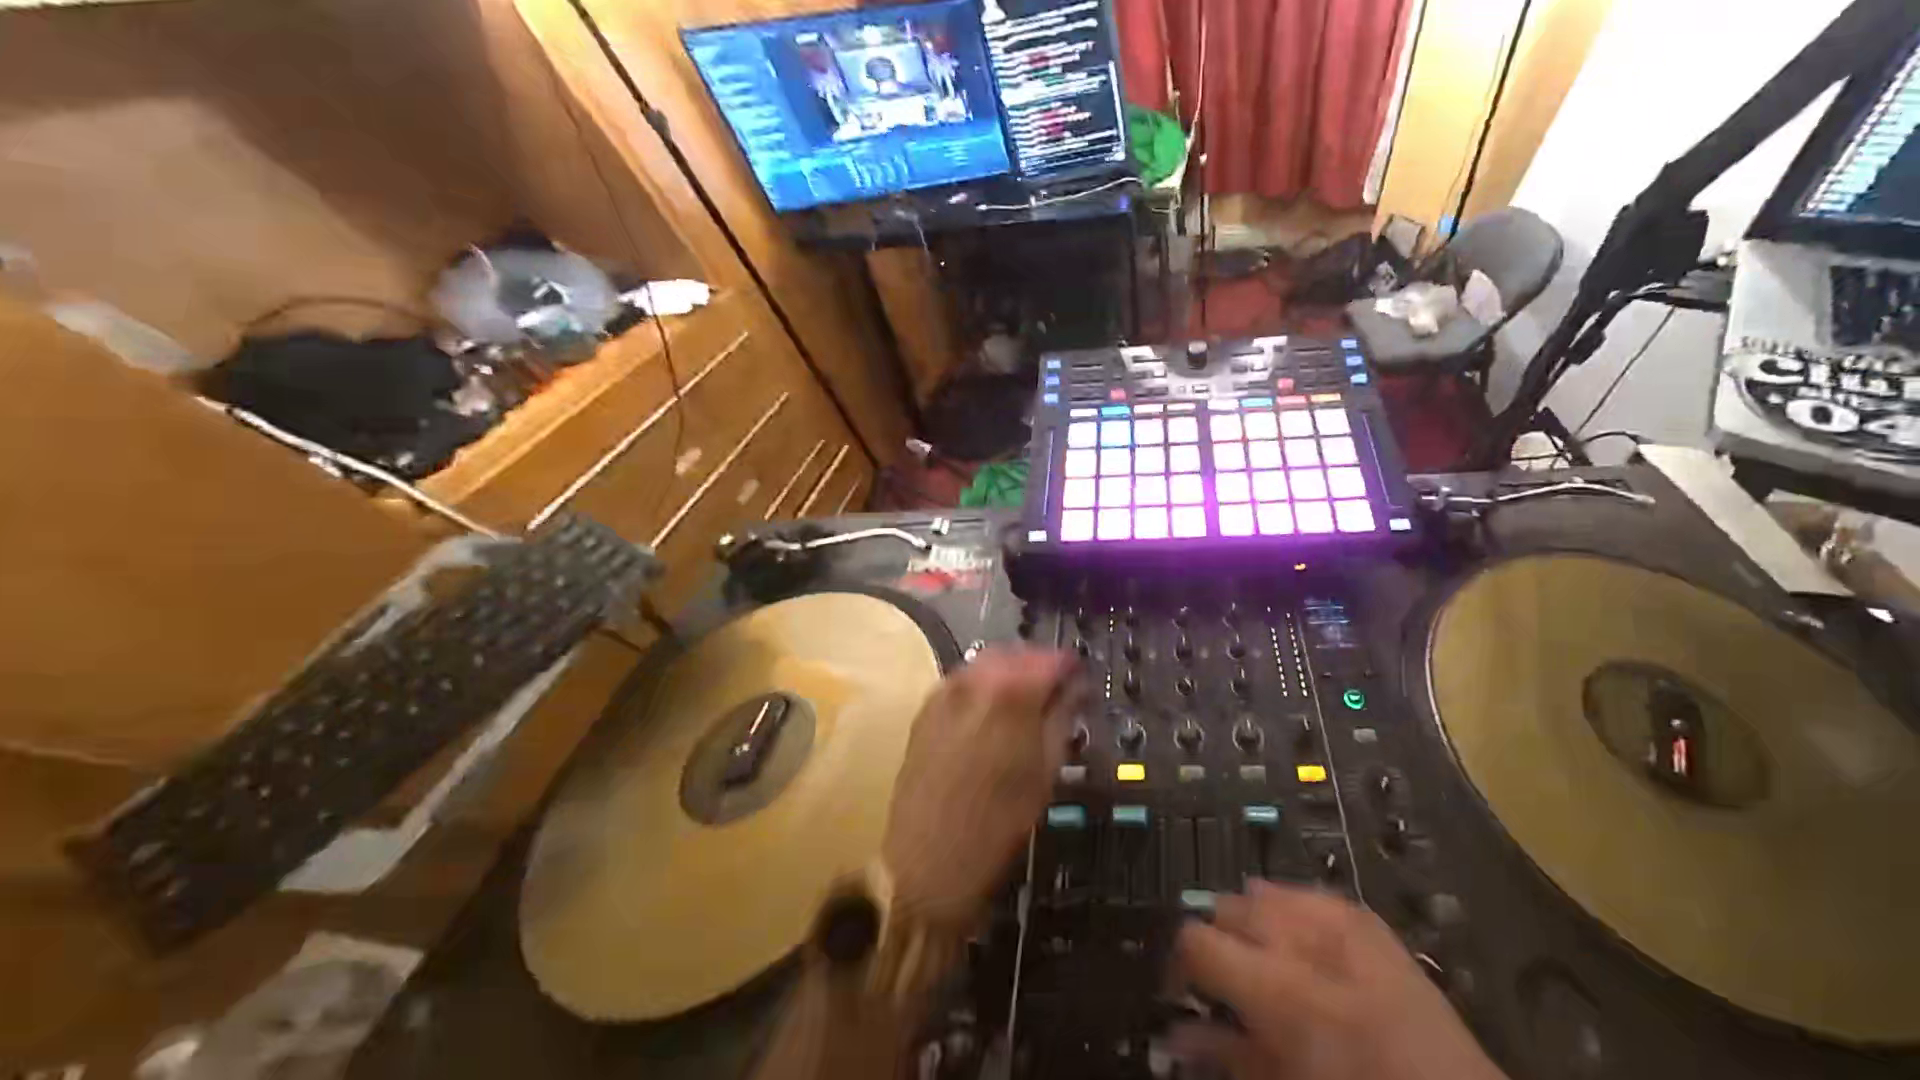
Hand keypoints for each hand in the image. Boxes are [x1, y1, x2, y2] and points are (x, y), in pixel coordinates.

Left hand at [881, 646, 1080, 925]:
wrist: (929, 858)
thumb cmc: (998, 823)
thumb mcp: (1045, 772)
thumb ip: (1062, 719)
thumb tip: (1073, 691)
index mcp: (1010, 693)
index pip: (1051, 660)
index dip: (1070, 668)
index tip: (1080, 682)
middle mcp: (974, 681)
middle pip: (1016, 654)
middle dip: (1039, 667)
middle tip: (1056, 692)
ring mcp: (944, 693)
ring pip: (985, 664)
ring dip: (1009, 674)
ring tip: (1025, 704)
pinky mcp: (925, 710)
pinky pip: (960, 682)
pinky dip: (981, 687)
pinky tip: (990, 714)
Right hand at [1171, 880, 1506, 1079]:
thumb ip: (1225, 1052)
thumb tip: (1174, 1032)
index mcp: (1276, 986)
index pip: (1194, 939)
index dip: (1179, 963)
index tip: (1183, 991)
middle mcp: (1300, 938)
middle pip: (1225, 908)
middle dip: (1218, 941)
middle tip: (1227, 984)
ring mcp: (1337, 921)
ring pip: (1260, 893)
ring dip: (1251, 924)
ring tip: (1265, 962)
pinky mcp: (1365, 919)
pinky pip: (1306, 895)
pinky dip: (1290, 912)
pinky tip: (1298, 945)